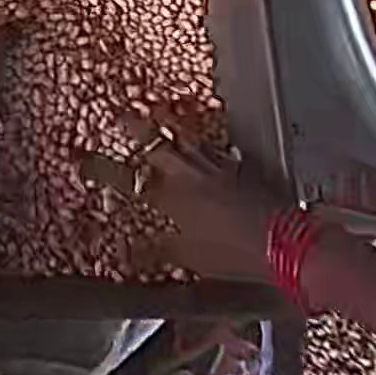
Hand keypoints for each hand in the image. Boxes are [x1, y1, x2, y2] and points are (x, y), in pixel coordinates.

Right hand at [85, 118, 278, 282]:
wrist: (290, 245)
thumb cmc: (233, 254)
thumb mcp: (190, 258)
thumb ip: (158, 250)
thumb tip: (129, 253)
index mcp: (170, 196)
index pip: (129, 178)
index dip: (105, 167)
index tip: (85, 158)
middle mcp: (189, 175)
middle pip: (157, 143)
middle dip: (136, 128)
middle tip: (122, 116)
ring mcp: (217, 169)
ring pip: (187, 141)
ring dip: (170, 130)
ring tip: (158, 116)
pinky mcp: (242, 170)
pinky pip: (216, 151)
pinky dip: (204, 146)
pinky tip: (205, 147)